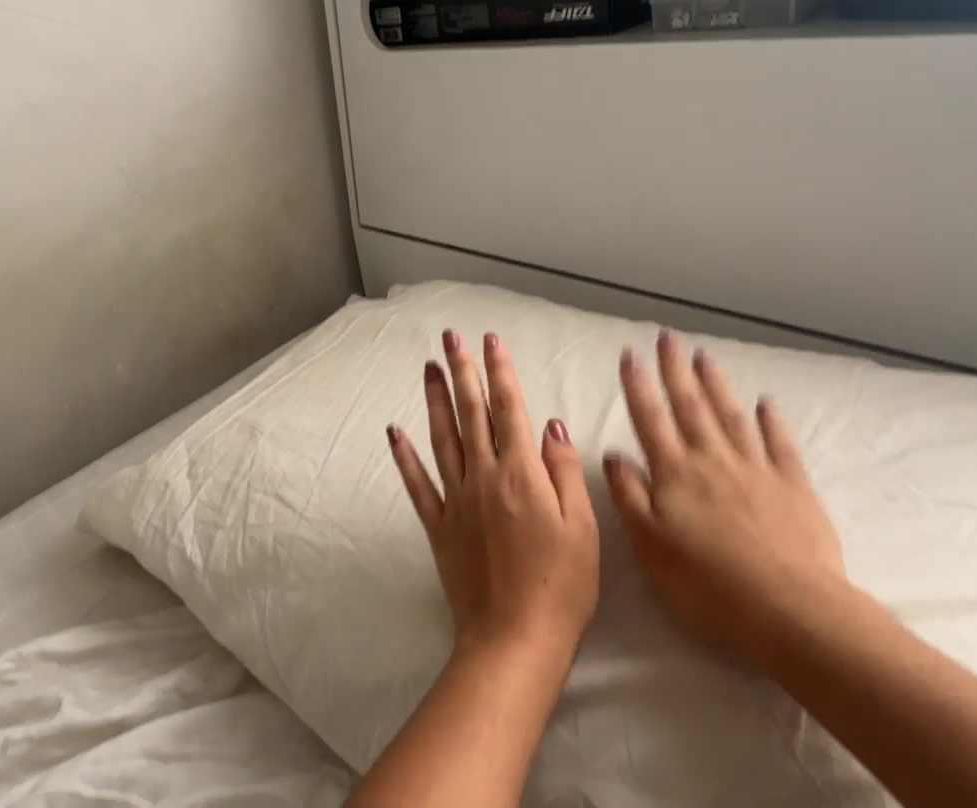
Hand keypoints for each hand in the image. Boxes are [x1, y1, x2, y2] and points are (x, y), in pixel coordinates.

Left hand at [389, 329, 599, 663]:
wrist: (515, 638)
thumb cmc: (561, 586)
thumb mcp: (582, 527)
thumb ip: (563, 472)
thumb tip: (550, 426)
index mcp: (521, 474)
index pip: (509, 410)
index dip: (499, 372)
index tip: (489, 341)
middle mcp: (483, 478)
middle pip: (471, 414)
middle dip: (462, 371)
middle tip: (450, 338)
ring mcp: (456, 501)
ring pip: (442, 439)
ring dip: (436, 401)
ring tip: (429, 368)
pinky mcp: (438, 526)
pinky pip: (418, 484)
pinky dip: (405, 457)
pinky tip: (394, 432)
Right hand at [603, 330, 847, 658]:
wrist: (789, 608)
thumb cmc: (708, 585)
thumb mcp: (650, 546)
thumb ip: (630, 496)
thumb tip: (615, 455)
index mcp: (675, 475)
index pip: (651, 420)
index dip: (638, 387)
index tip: (630, 355)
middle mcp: (713, 461)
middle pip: (691, 407)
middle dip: (675, 370)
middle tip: (667, 337)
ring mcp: (757, 469)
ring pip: (731, 416)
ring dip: (716, 385)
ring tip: (705, 356)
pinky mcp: (794, 486)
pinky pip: (780, 444)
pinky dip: (772, 421)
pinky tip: (766, 403)